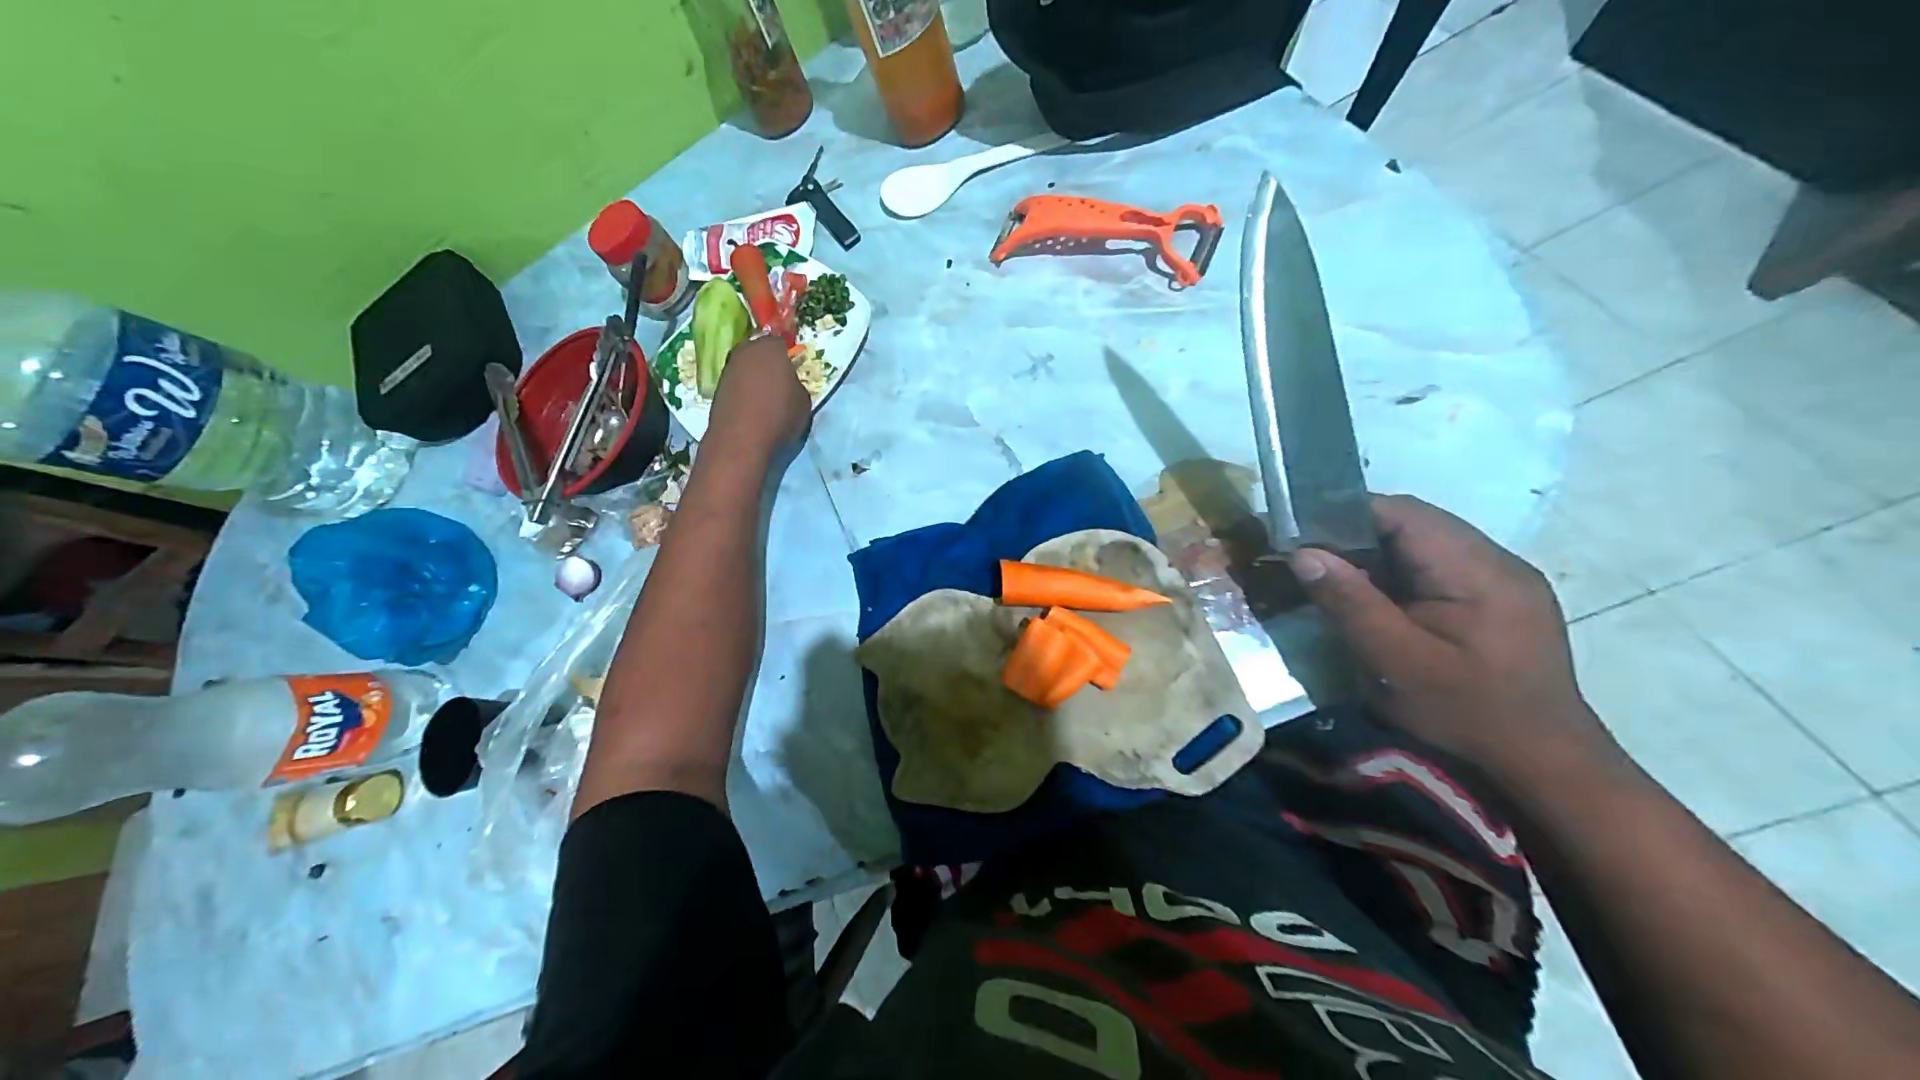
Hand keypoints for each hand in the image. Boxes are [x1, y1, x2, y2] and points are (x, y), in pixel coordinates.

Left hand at [705, 335, 810, 456]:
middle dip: (769, 361)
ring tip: (766, 395)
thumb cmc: (779, 416)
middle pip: (759, 350)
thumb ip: (797, 385)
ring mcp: (728, 368)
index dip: (787, 352)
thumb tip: (789, 384)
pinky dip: (744, 390)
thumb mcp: (803, 401)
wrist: (740, 440)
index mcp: (770, 347)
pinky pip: (737, 382)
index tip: (793, 365)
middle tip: (780, 378)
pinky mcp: (717, 387)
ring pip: (746, 366)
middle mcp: (746, 351)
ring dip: (755, 375)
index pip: (780, 340)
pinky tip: (752, 406)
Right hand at [1289, 495, 1616, 782]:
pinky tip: (1383, 603)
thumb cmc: (1467, 714)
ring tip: (1341, 584)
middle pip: (1414, 523)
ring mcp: (1504, 579)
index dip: (1346, 516)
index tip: (1303, 539)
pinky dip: (1401, 575)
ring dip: (1379, 557)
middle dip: (1358, 537)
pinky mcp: (1501, 598)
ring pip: (1426, 544)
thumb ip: (1350, 603)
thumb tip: (1302, 554)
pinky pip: (1440, 567)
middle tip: (1314, 565)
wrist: (1545, 765)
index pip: (1403, 512)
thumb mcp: (1397, 662)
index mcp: (1479, 570)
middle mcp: (1498, 561)